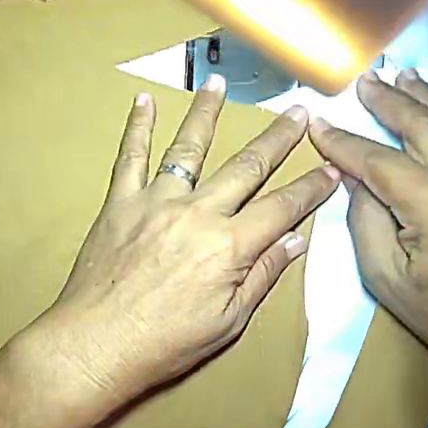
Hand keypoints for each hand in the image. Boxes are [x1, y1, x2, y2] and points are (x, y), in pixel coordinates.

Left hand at [25, 77, 338, 408]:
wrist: (95, 344)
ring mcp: (155, 203)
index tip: (332, 169)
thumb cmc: (163, 344)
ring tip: (218, 83)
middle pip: (245, 167)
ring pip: (187, 148)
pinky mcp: (119, 205)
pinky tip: (143, 101)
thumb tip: (296, 240)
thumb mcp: (226, 322)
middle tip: (297, 112)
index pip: (282, 208)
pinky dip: (137, 128)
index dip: (311, 188)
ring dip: (206, 113)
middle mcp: (197, 214)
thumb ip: (262, 277)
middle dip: (276, 138)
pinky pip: (130, 158)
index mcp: (229, 246)